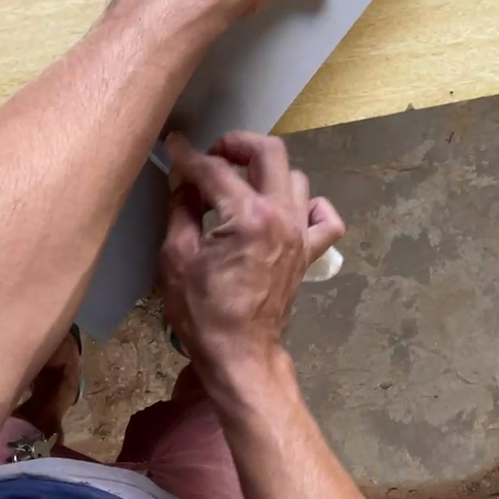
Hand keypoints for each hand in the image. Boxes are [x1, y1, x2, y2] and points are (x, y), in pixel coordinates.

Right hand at [159, 132, 345, 386]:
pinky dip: (310, 206)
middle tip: (213, 155)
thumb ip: (181, 210)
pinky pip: (324, 218)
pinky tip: (289, 210)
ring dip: (267, 173)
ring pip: (295, 178)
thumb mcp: (177, 258)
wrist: (239, 354)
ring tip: (241, 184)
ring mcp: (301, 234)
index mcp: (248, 216)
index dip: (189, 155)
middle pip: (269, 153)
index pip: (216, 170)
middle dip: (238, 144)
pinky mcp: (309, 253)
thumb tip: (184, 183)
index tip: (174, 147)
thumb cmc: (203, 313)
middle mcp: (282, 216)